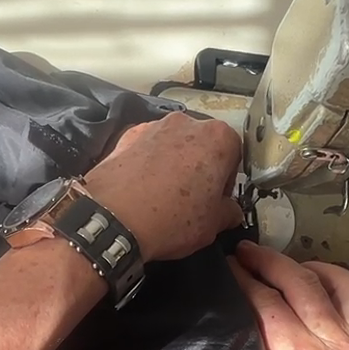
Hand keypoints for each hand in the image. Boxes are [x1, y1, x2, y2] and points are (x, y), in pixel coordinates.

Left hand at [84, 112, 242, 261]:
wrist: (113, 218)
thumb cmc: (168, 218)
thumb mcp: (213, 225)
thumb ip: (228, 212)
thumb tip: (229, 212)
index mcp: (218, 138)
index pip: (234, 154)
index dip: (227, 180)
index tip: (218, 198)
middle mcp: (187, 124)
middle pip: (203, 144)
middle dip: (201, 168)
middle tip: (193, 200)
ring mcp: (154, 127)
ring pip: (174, 145)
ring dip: (174, 165)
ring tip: (165, 198)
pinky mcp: (127, 136)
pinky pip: (147, 149)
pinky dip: (148, 164)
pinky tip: (144, 191)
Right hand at [229, 241, 348, 349]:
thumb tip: (244, 335)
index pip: (266, 301)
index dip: (243, 278)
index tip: (228, 267)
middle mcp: (335, 346)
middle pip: (301, 282)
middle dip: (269, 259)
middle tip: (249, 251)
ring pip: (347, 285)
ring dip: (317, 268)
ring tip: (298, 267)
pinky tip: (342, 300)